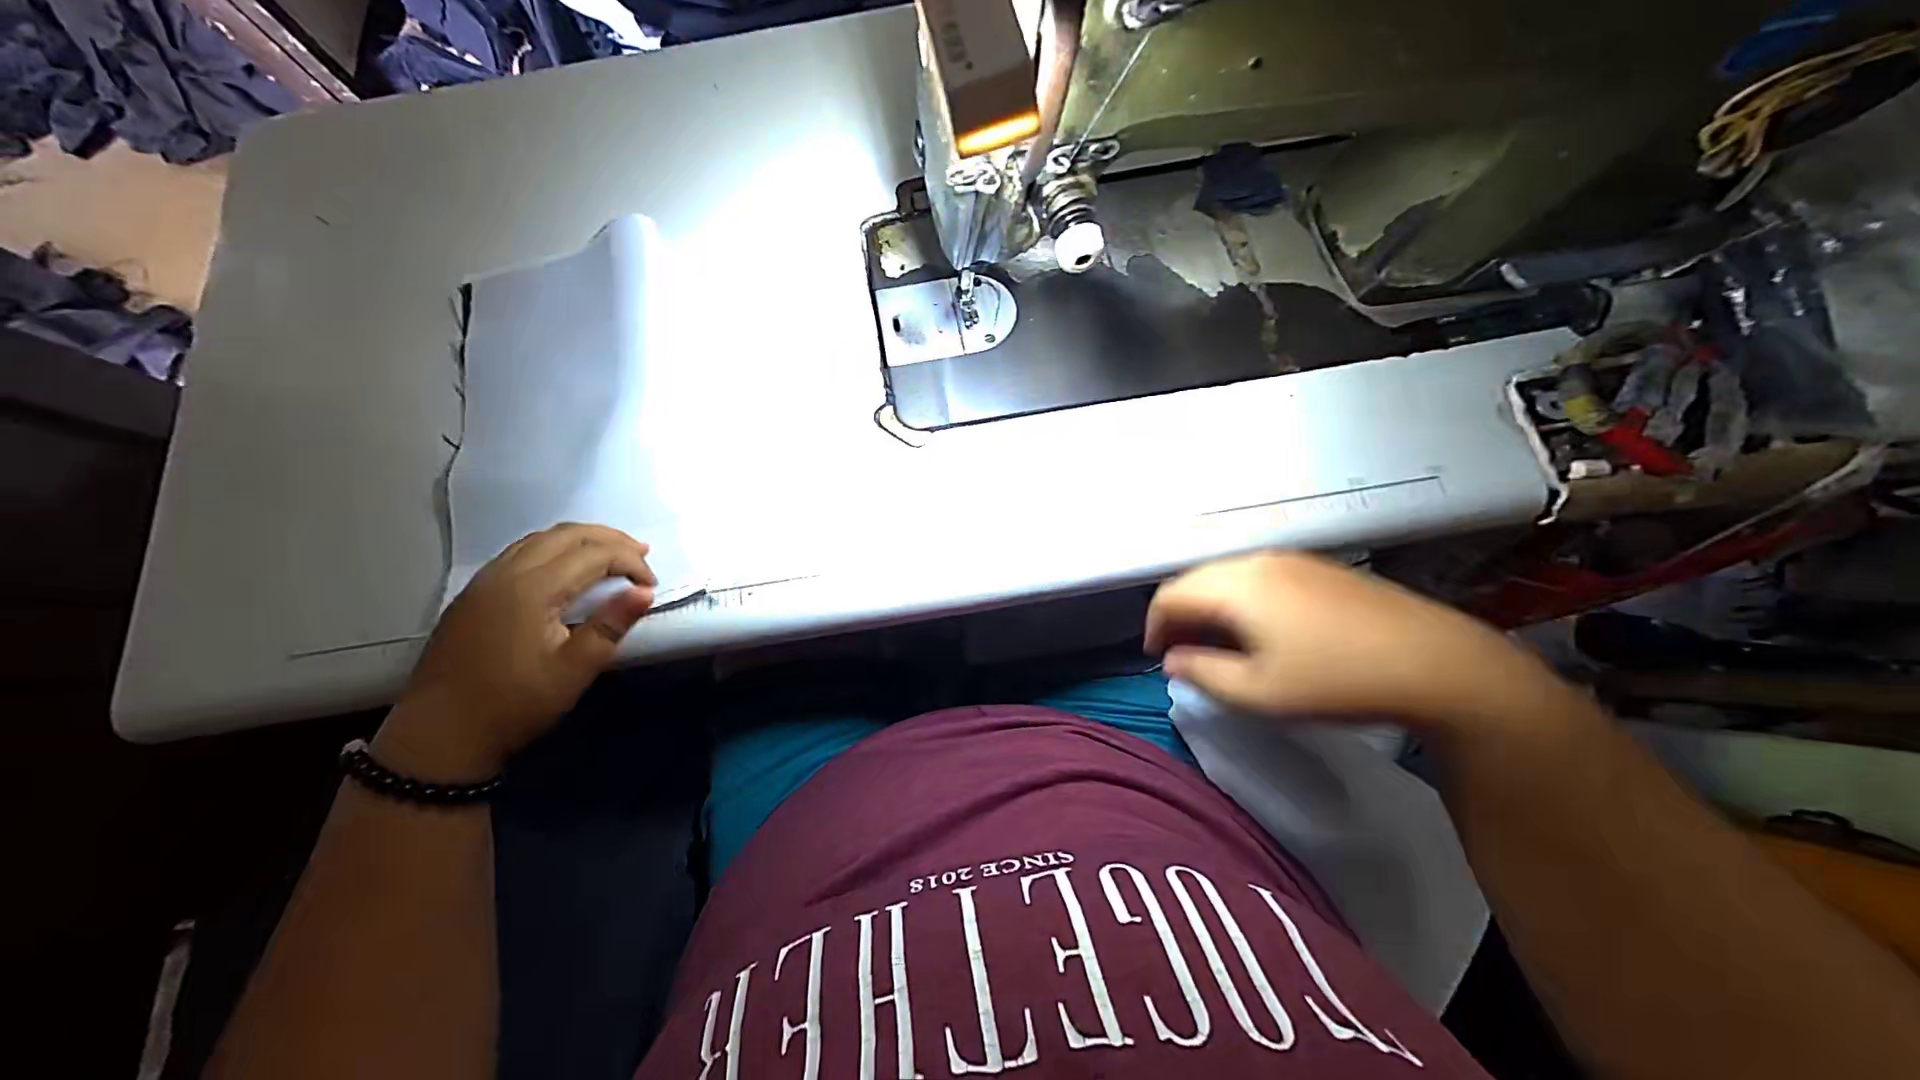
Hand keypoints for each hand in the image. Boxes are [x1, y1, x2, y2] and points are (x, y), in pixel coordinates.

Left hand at [374, 524, 655, 781]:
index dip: (629, 563)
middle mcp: (507, 573)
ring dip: (582, 539)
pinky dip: (556, 548)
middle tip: (642, 555)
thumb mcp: (573, 671)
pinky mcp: (474, 594)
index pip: (593, 554)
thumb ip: (611, 626)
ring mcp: (485, 581)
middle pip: (567, 535)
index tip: (651, 586)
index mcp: (532, 589)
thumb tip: (646, 592)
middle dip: (610, 539)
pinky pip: (522, 551)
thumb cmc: (514, 704)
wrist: (440, 735)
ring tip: (612, 554)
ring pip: (542, 539)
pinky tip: (567, 568)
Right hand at [1145, 551, 1578, 737]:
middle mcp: (1258, 561)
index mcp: (1236, 585)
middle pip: (1197, 579)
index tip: (1157, 658)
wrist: (1437, 663)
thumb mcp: (1258, 693)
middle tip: (1182, 652)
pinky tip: (1258, 629)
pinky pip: (1259, 576)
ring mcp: (1293, 559)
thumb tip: (1172, 659)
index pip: (1170, 595)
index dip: (1153, 626)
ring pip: (1228, 576)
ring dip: (1210, 606)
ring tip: (1217, 643)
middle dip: (1179, 614)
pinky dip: (1240, 599)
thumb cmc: (1337, 681)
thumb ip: (1202, 673)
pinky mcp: (1320, 567)